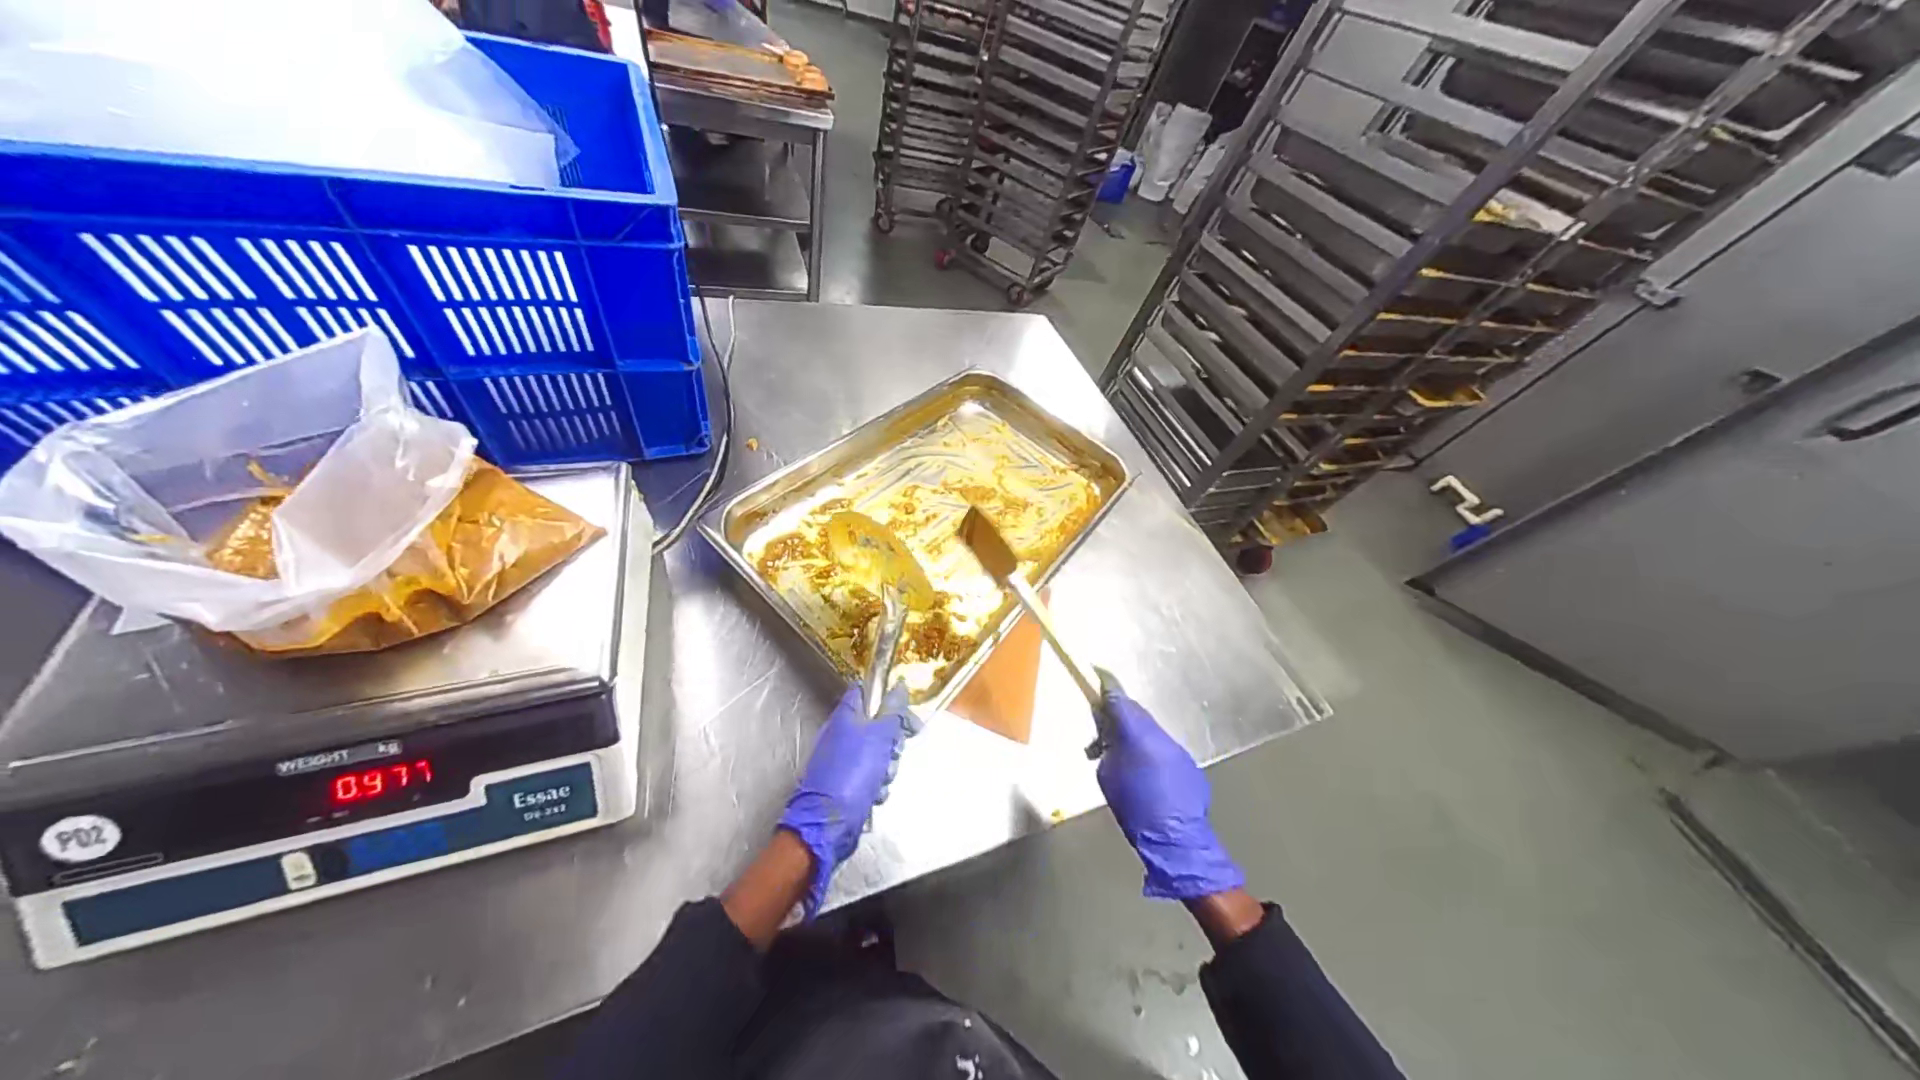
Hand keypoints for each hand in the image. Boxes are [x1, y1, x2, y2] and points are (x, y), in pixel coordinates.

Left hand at [778, 681, 922, 916]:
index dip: (888, 697)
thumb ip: (891, 711)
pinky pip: (872, 776)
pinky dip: (877, 785)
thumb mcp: (878, 736)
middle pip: (878, 724)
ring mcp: (844, 759)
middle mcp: (842, 734)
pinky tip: (874, 795)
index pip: (866, 691)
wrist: (828, 823)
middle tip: (893, 751)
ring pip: (879, 753)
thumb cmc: (853, 773)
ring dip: (887, 766)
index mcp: (845, 715)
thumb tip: (899, 687)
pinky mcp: (847, 783)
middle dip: (892, 740)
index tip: (905, 713)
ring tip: (881, 779)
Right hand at [1096, 687, 1243, 899]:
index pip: (1119, 700)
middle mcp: (1160, 734)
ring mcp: (1176, 748)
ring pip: (1149, 729)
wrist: (1177, 840)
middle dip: (1118, 713)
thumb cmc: (1134, 807)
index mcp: (1137, 734)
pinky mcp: (1187, 763)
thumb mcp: (1107, 774)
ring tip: (1119, 753)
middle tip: (1101, 725)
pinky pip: (1162, 746)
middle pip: (1135, 713)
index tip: (1096, 672)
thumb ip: (1107, 746)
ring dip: (1133, 734)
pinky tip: (1141, 768)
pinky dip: (1148, 749)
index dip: (1106, 685)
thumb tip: (1108, 732)